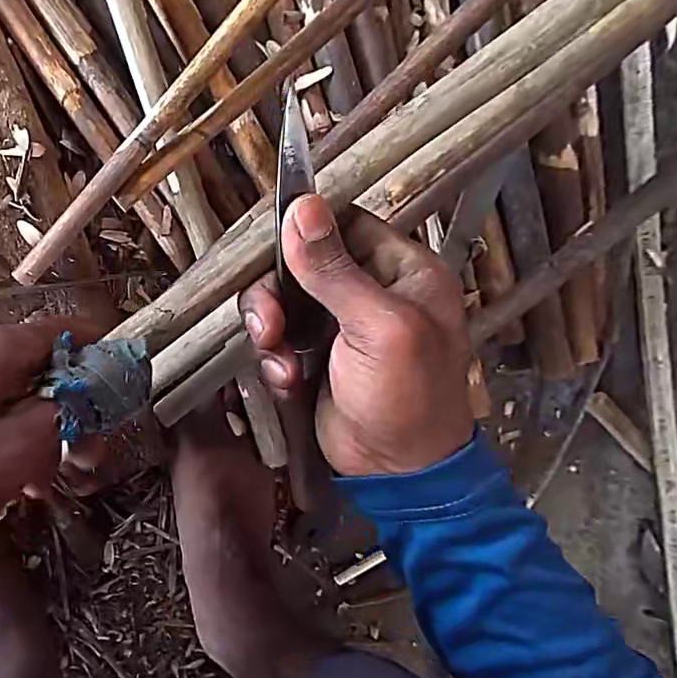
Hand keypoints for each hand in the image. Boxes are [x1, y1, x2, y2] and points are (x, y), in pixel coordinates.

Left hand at [0, 318, 105, 542]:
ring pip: (34, 394)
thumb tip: (102, 389)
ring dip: (54, 433)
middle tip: (90, 458)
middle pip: (55, 365)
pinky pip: (7, 413)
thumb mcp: (13, 449)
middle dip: (81, 409)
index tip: (128, 399)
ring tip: (55, 478)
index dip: (107, 359)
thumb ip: (64, 414)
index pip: (72, 330)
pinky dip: (25, 441)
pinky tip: (26, 482)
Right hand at [240, 195, 473, 476]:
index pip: (345, 224)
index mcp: (402, 272)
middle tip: (269, 324)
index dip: (306, 229)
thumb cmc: (408, 397)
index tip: (273, 246)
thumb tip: (303, 207)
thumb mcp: (377, 326)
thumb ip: (334, 269)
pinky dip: (273, 357)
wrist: (393, 470)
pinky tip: (288, 379)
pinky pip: (275, 337)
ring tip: (278, 356)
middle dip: (275, 293)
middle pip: (298, 264)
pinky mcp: (310, 353)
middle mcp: (367, 291)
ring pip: (279, 301)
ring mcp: (336, 324)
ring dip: (268, 328)